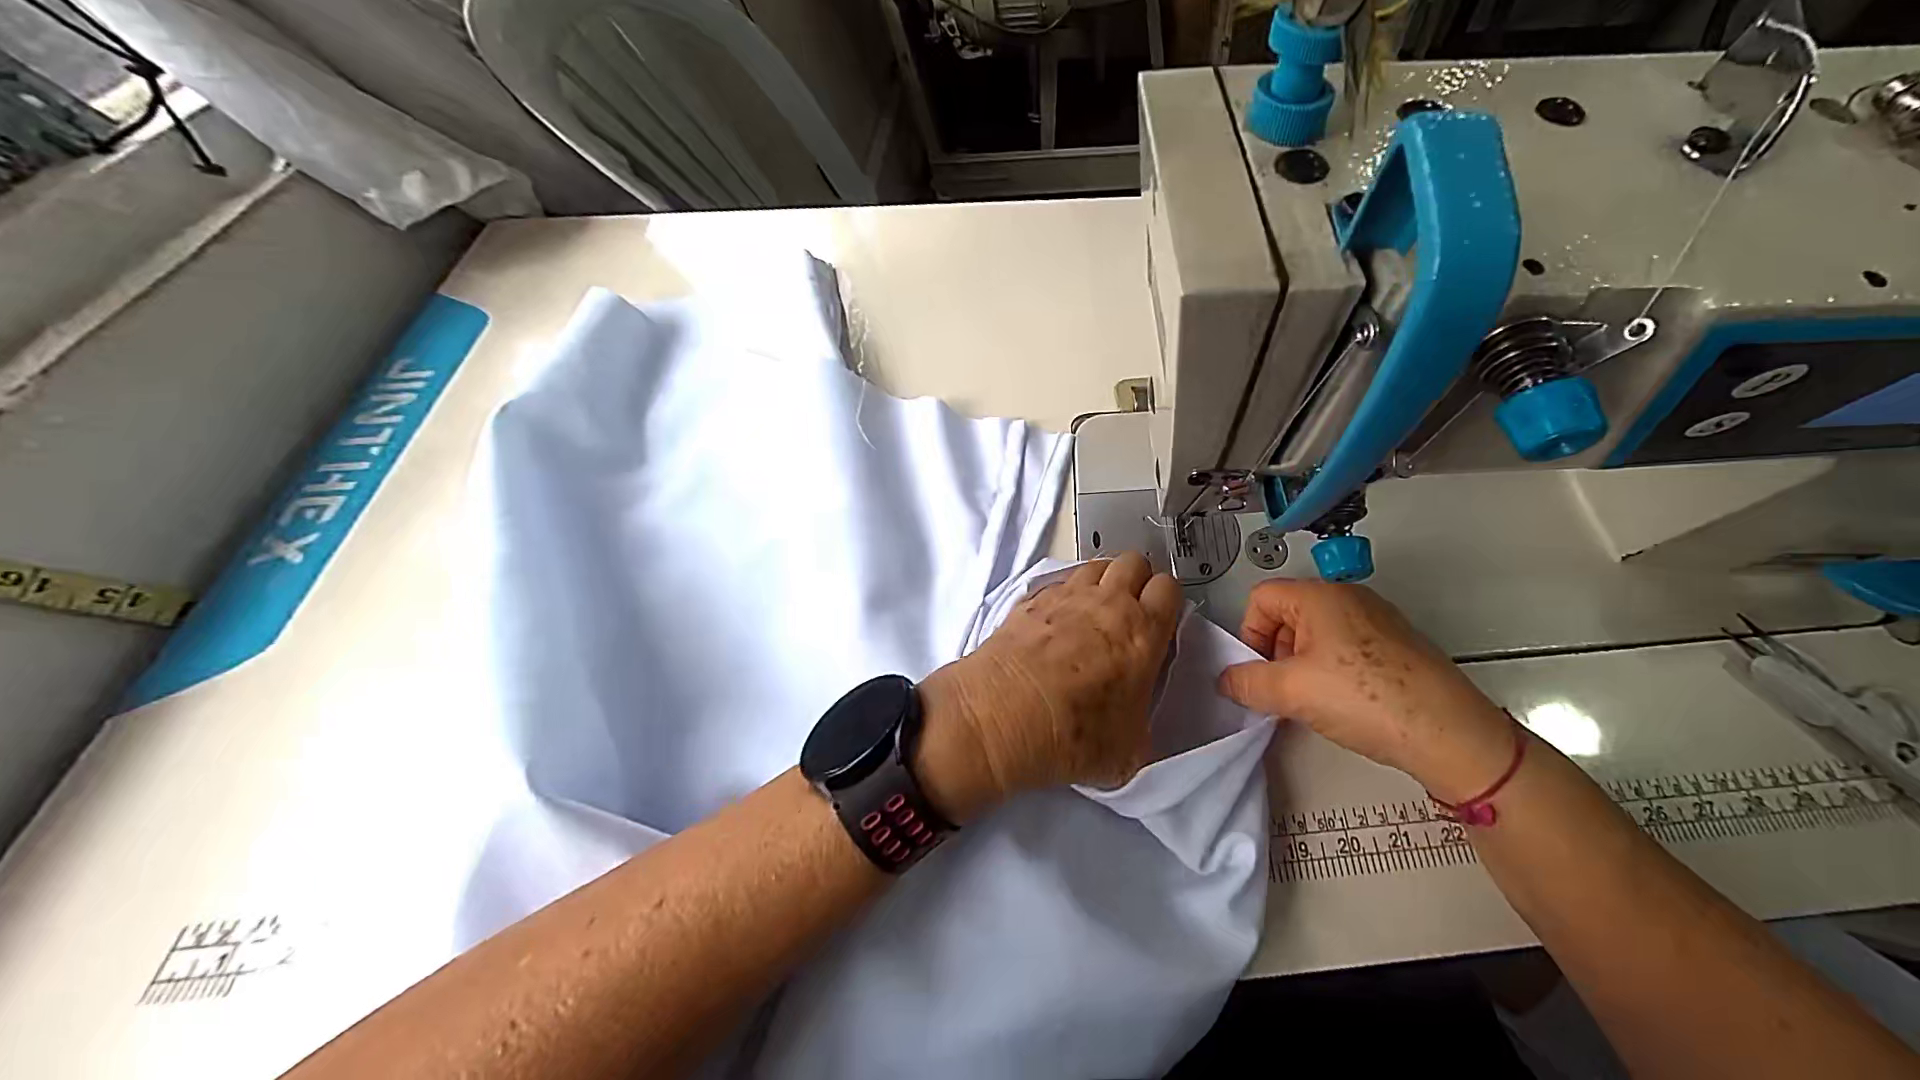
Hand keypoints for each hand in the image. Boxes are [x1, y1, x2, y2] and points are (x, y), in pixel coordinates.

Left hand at [915, 554, 1181, 818]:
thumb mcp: (1128, 749)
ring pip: (1095, 566)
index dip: (1167, 600)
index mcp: (1143, 633)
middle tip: (1132, 605)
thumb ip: (1140, 723)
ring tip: (1096, 608)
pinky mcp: (1029, 601)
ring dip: (1101, 580)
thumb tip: (1132, 725)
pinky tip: (1058, 619)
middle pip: (1133, 562)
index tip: (1162, 617)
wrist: (1001, 717)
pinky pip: (1057, 583)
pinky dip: (1063, 593)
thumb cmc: (1068, 733)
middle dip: (1136, 579)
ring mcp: (1065, 597)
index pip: (1168, 588)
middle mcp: (1106, 604)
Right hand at [1216, 580, 1514, 801]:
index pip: (1260, 599)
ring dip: (1302, 665)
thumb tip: (1228, 680)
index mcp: (1321, 595)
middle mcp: (1350, 598)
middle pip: (1287, 614)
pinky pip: (1345, 649)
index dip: (1249, 634)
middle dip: (1275, 652)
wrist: (1451, 735)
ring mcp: (1377, 621)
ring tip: (1314, 700)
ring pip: (1315, 634)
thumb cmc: (1371, 700)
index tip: (1257, 670)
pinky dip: (1332, 672)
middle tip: (1283, 688)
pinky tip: (1342, 703)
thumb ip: (1245, 682)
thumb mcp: (1289, 692)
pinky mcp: (1396, 646)